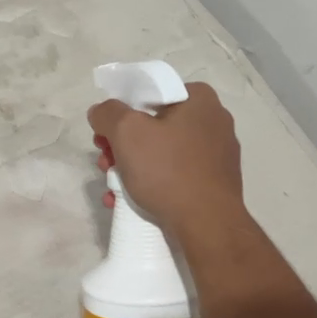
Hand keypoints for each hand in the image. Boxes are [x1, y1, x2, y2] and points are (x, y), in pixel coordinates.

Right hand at [89, 82, 242, 241]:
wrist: (206, 222)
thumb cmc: (167, 170)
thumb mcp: (126, 132)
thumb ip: (108, 114)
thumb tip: (100, 111)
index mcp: (199, 99)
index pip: (150, 95)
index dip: (121, 113)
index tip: (105, 137)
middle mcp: (213, 120)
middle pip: (153, 126)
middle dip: (122, 146)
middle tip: (105, 164)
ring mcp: (216, 153)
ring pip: (161, 153)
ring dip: (131, 168)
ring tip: (113, 188)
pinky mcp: (214, 181)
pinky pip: (174, 175)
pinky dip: (151, 184)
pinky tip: (130, 200)